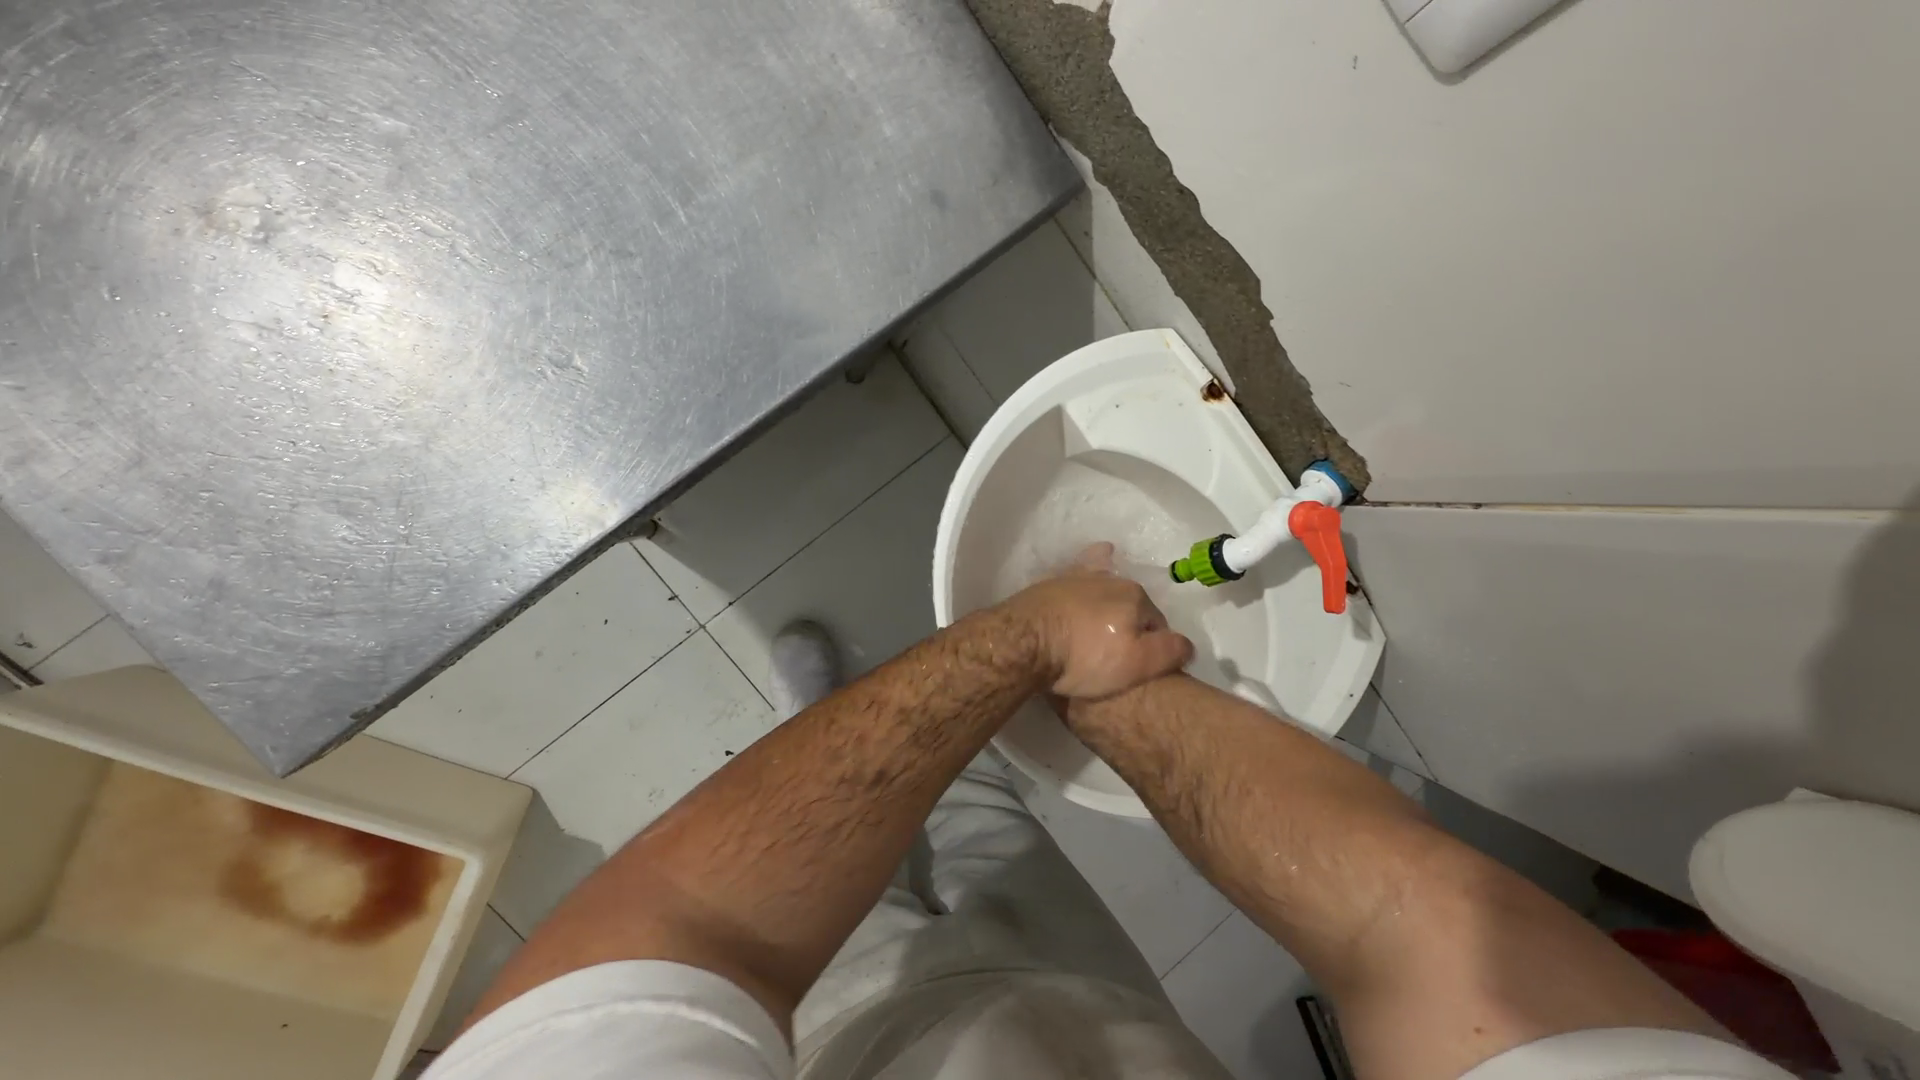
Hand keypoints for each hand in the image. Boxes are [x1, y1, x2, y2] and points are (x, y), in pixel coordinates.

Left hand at [1001, 543, 1194, 698]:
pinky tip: (1085, 569)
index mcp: (1136, 597)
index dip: (1151, 648)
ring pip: (1104, 588)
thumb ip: (1169, 652)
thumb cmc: (1083, 658)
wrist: (1024, 641)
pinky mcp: (1049, 583)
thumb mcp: (1136, 665)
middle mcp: (1110, 579)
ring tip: (1101, 624)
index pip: (1157, 625)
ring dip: (1108, 602)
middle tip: (1112, 654)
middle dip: (1129, 624)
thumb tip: (1187, 644)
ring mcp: (1077, 577)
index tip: (1134, 667)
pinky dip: (1086, 571)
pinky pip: (1076, 573)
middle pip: (1130, 606)